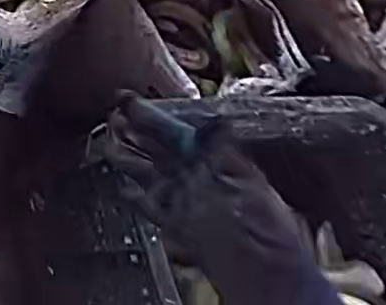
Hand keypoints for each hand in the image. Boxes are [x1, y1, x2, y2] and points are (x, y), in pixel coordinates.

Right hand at [100, 97, 337, 304]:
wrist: (277, 290)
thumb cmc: (274, 241)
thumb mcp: (253, 188)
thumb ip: (228, 156)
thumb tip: (215, 121)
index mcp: (217, 165)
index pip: (176, 131)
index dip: (151, 115)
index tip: (127, 99)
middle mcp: (201, 183)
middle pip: (160, 151)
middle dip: (134, 133)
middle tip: (112, 116)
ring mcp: (190, 208)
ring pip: (152, 177)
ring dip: (129, 161)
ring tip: (108, 145)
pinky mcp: (184, 234)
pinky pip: (155, 211)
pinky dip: (137, 199)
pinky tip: (123, 189)